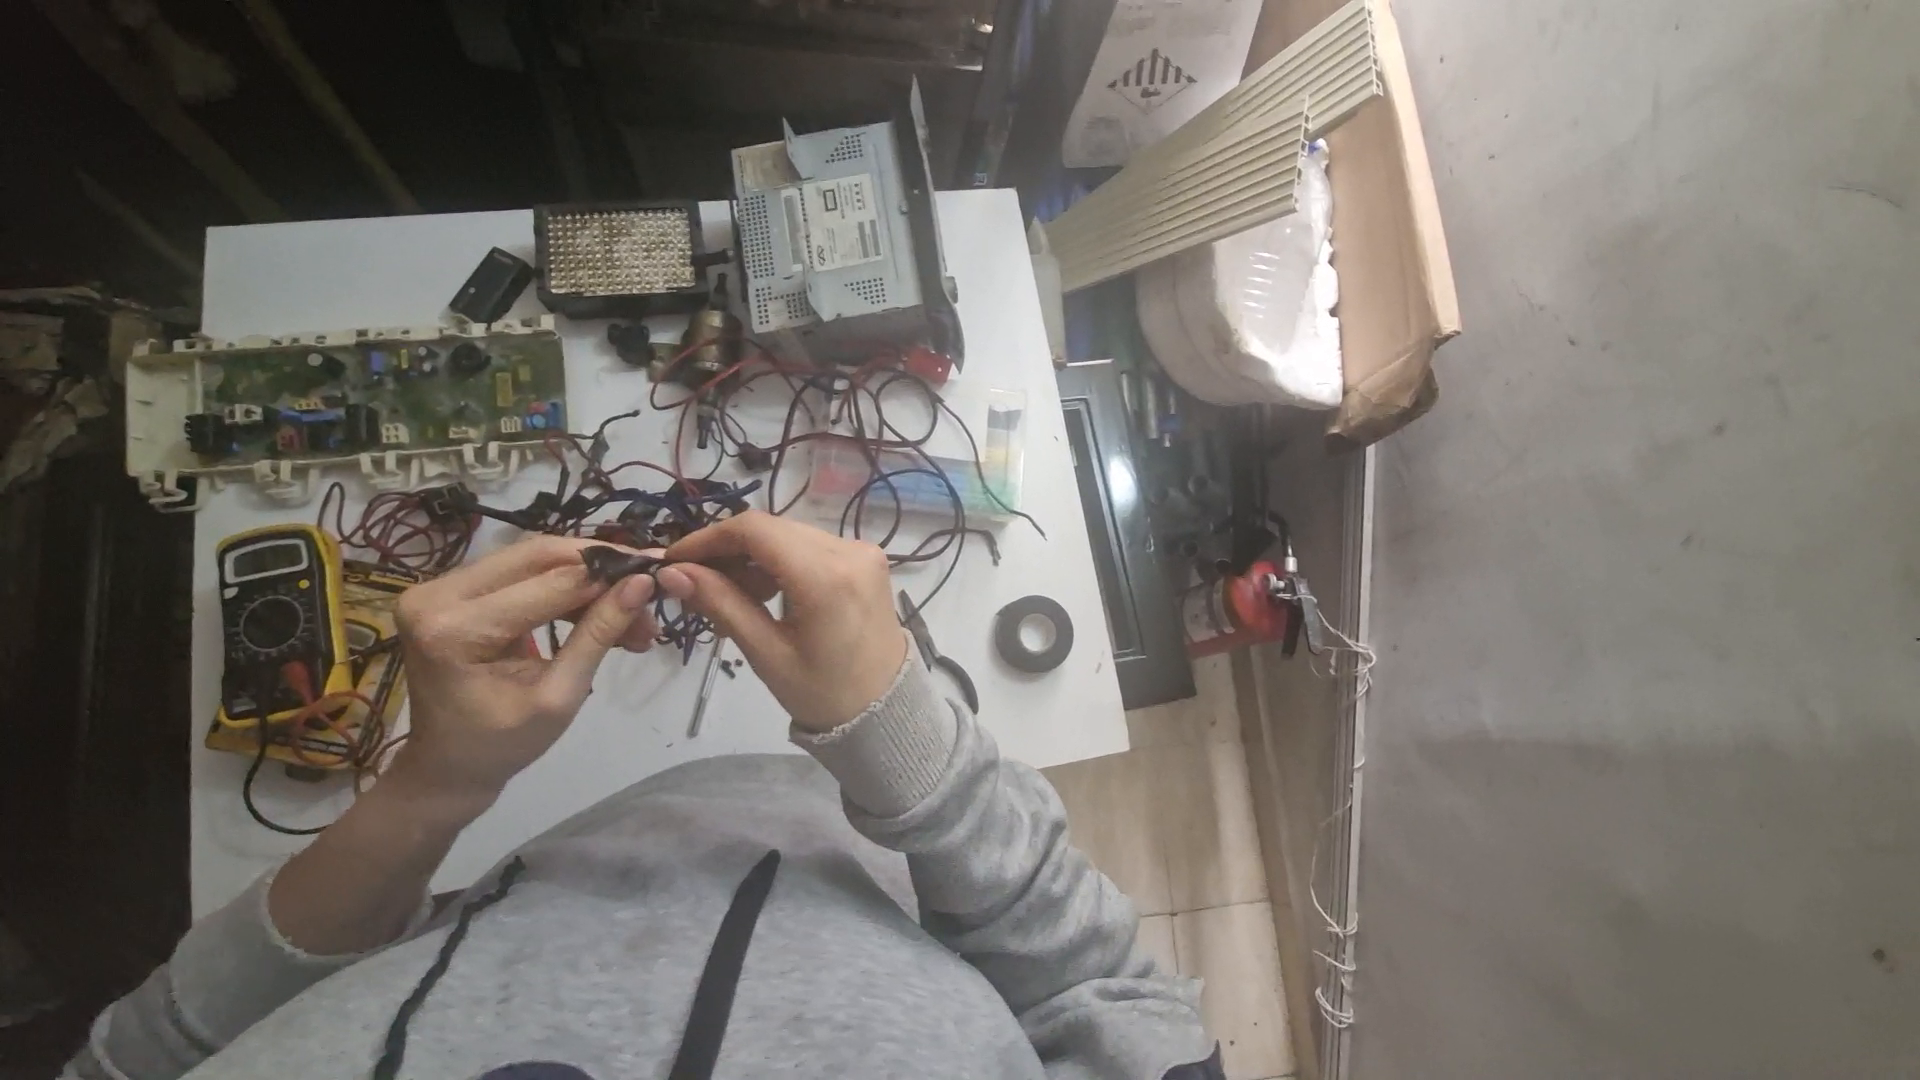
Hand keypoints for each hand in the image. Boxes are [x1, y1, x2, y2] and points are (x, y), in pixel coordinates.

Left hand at [388, 535, 658, 806]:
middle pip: (539, 555)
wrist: (448, 765)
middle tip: (649, 585)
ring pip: (534, 558)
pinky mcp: (453, 588)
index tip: (658, 574)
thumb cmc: (502, 744)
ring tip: (632, 608)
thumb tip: (643, 585)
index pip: (549, 583)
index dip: (608, 575)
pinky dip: (567, 585)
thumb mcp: (560, 696)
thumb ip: (598, 635)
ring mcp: (440, 587)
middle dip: (601, 568)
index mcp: (455, 629)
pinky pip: (522, 571)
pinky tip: (600, 605)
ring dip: (589, 578)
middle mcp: (437, 594)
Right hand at [659, 512, 906, 732]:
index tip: (676, 560)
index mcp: (827, 576)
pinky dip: (781, 561)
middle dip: (728, 550)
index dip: (709, 538)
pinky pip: (811, 546)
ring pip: (789, 535)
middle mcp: (849, 550)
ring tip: (732, 598)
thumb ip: (721, 604)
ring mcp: (862, 551)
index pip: (756, 529)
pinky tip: (764, 593)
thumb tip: (672, 572)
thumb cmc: (823, 692)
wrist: (885, 709)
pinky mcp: (866, 558)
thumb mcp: (766, 653)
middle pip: (772, 529)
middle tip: (696, 585)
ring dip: (754, 557)